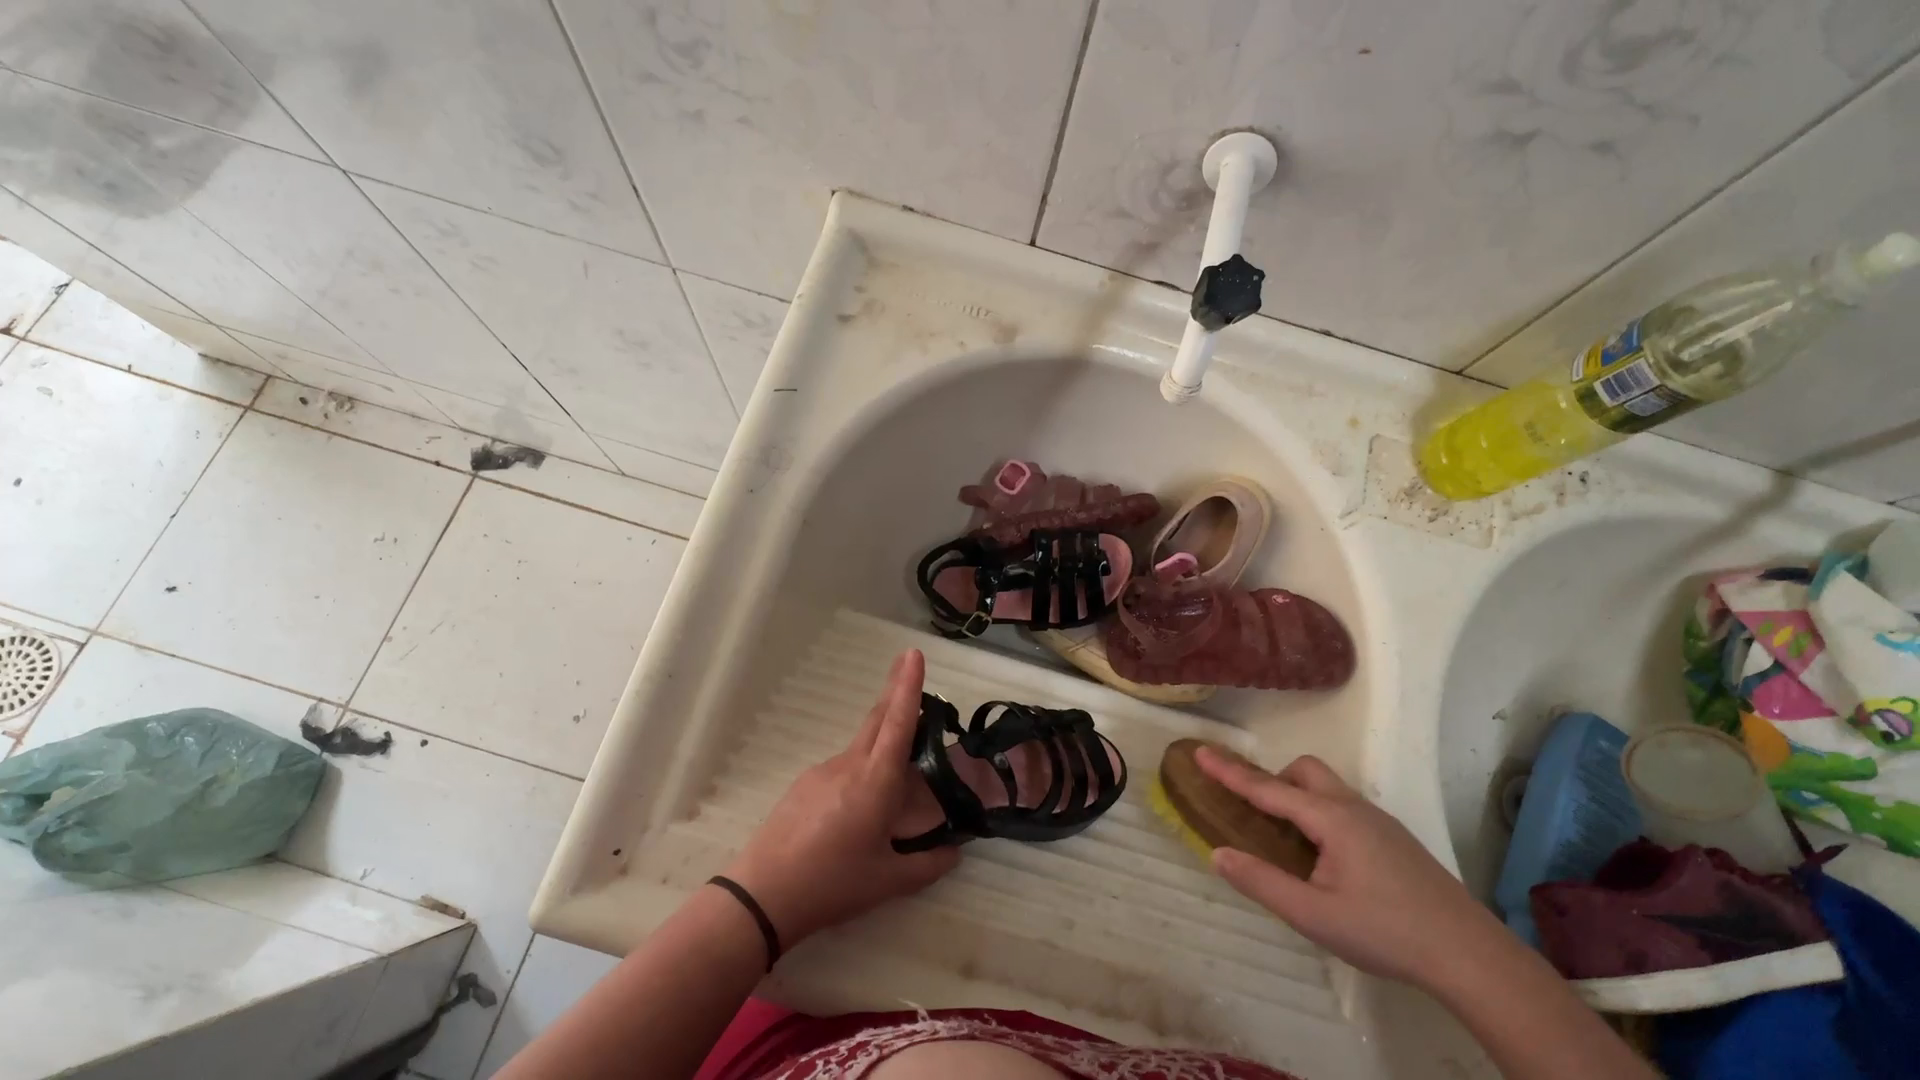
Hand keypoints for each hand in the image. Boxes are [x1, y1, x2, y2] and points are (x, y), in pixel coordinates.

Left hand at [721, 649, 958, 945]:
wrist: (763, 896)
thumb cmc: (832, 884)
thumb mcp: (889, 882)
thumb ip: (928, 864)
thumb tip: (954, 851)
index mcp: (875, 782)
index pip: (897, 723)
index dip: (909, 686)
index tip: (914, 653)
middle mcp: (848, 766)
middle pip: (876, 720)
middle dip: (896, 693)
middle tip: (912, 674)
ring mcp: (821, 773)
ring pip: (860, 748)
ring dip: (882, 743)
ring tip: (900, 774)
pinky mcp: (803, 787)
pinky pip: (842, 769)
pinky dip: (861, 771)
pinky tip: (860, 809)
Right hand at [1197, 748, 1512, 990]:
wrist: (1469, 954)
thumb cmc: (1385, 932)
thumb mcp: (1313, 914)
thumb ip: (1262, 881)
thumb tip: (1217, 852)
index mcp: (1331, 820)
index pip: (1269, 789)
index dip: (1230, 773)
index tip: (1199, 752)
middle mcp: (1355, 810)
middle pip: (1305, 773)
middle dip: (1273, 781)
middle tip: (1253, 812)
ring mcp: (1380, 823)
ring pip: (1329, 791)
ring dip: (1298, 799)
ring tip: (1285, 841)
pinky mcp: (1395, 841)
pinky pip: (1345, 809)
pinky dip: (1319, 816)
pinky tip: (1325, 860)